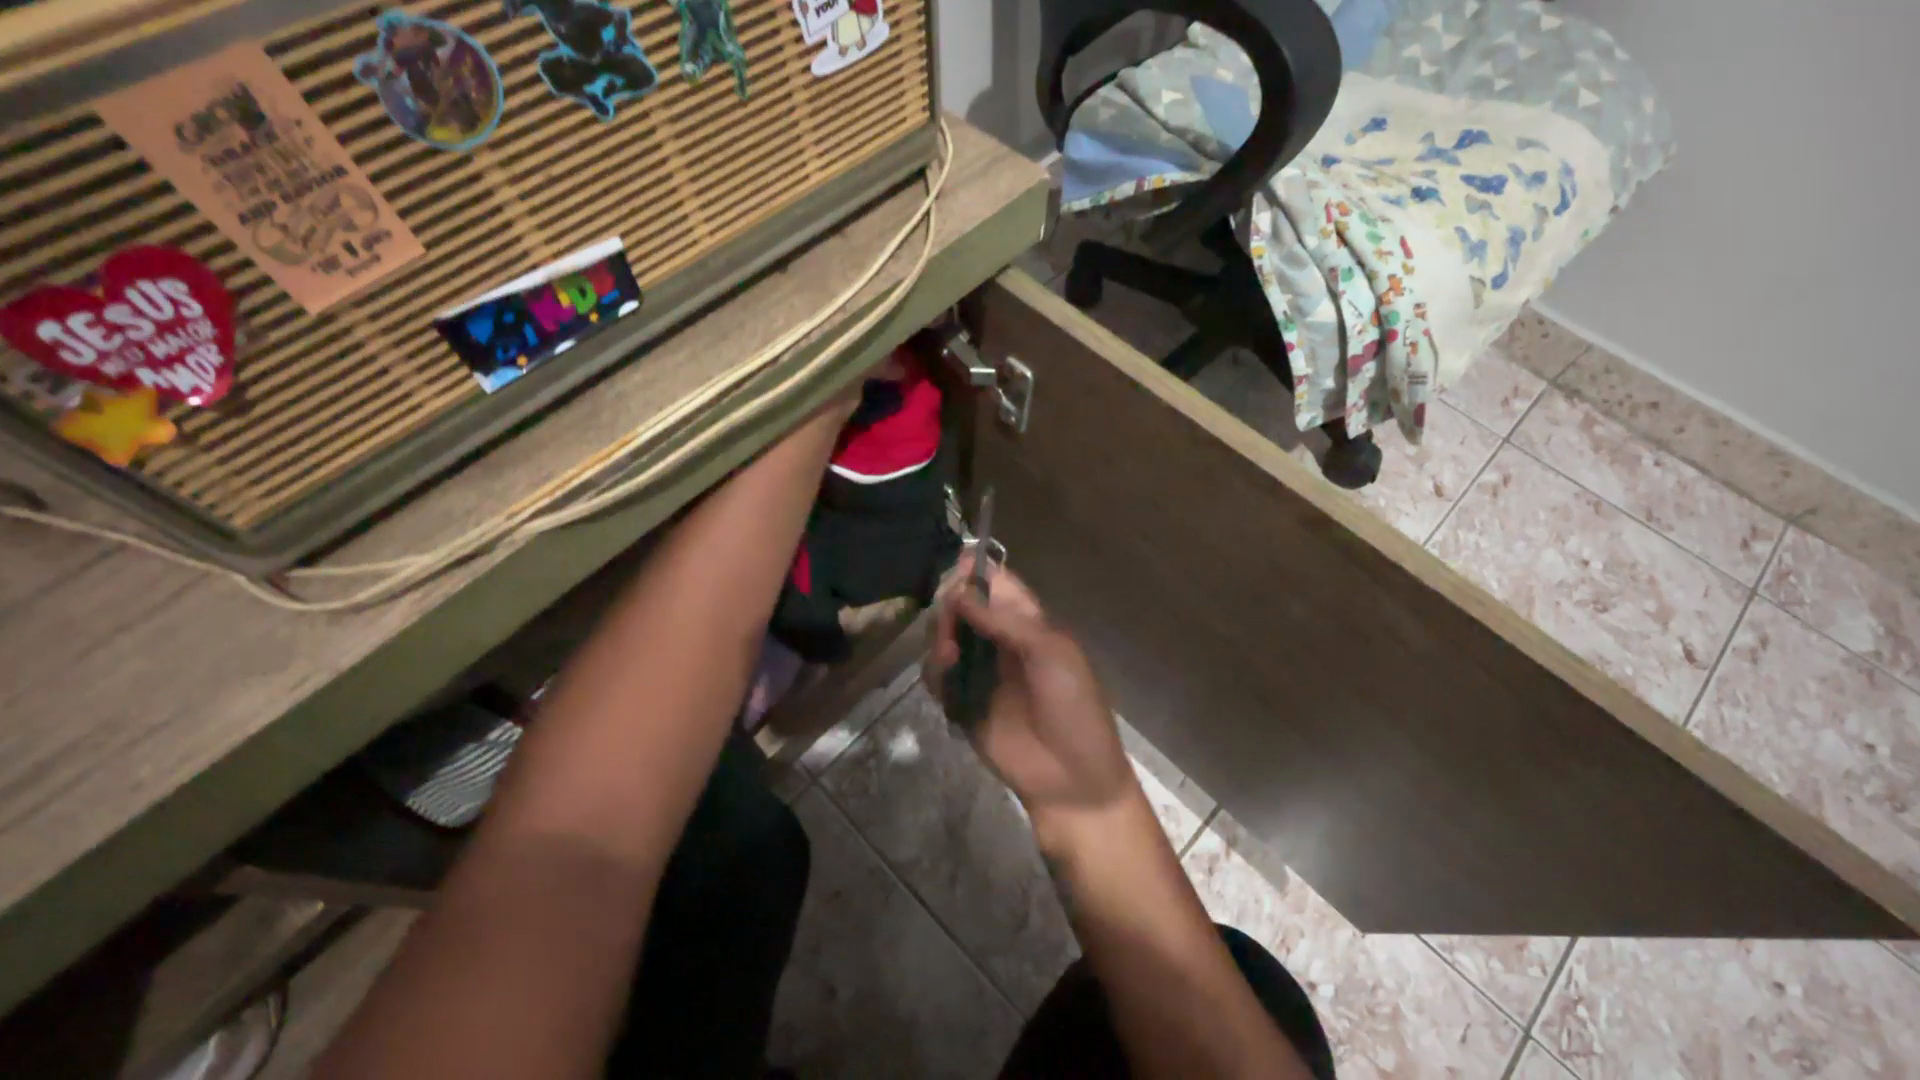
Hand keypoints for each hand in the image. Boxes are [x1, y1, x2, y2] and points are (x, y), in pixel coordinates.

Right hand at [927, 560, 1138, 839]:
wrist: (1071, 778)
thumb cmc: (1073, 708)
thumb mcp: (1051, 653)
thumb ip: (1005, 620)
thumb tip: (959, 593)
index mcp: (1030, 624)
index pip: (998, 585)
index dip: (977, 573)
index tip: (956, 566)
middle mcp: (1001, 643)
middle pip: (962, 609)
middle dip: (951, 609)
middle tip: (951, 624)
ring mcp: (980, 674)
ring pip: (944, 640)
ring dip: (939, 640)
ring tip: (950, 657)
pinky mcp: (962, 704)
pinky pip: (937, 678)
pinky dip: (934, 673)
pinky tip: (945, 679)